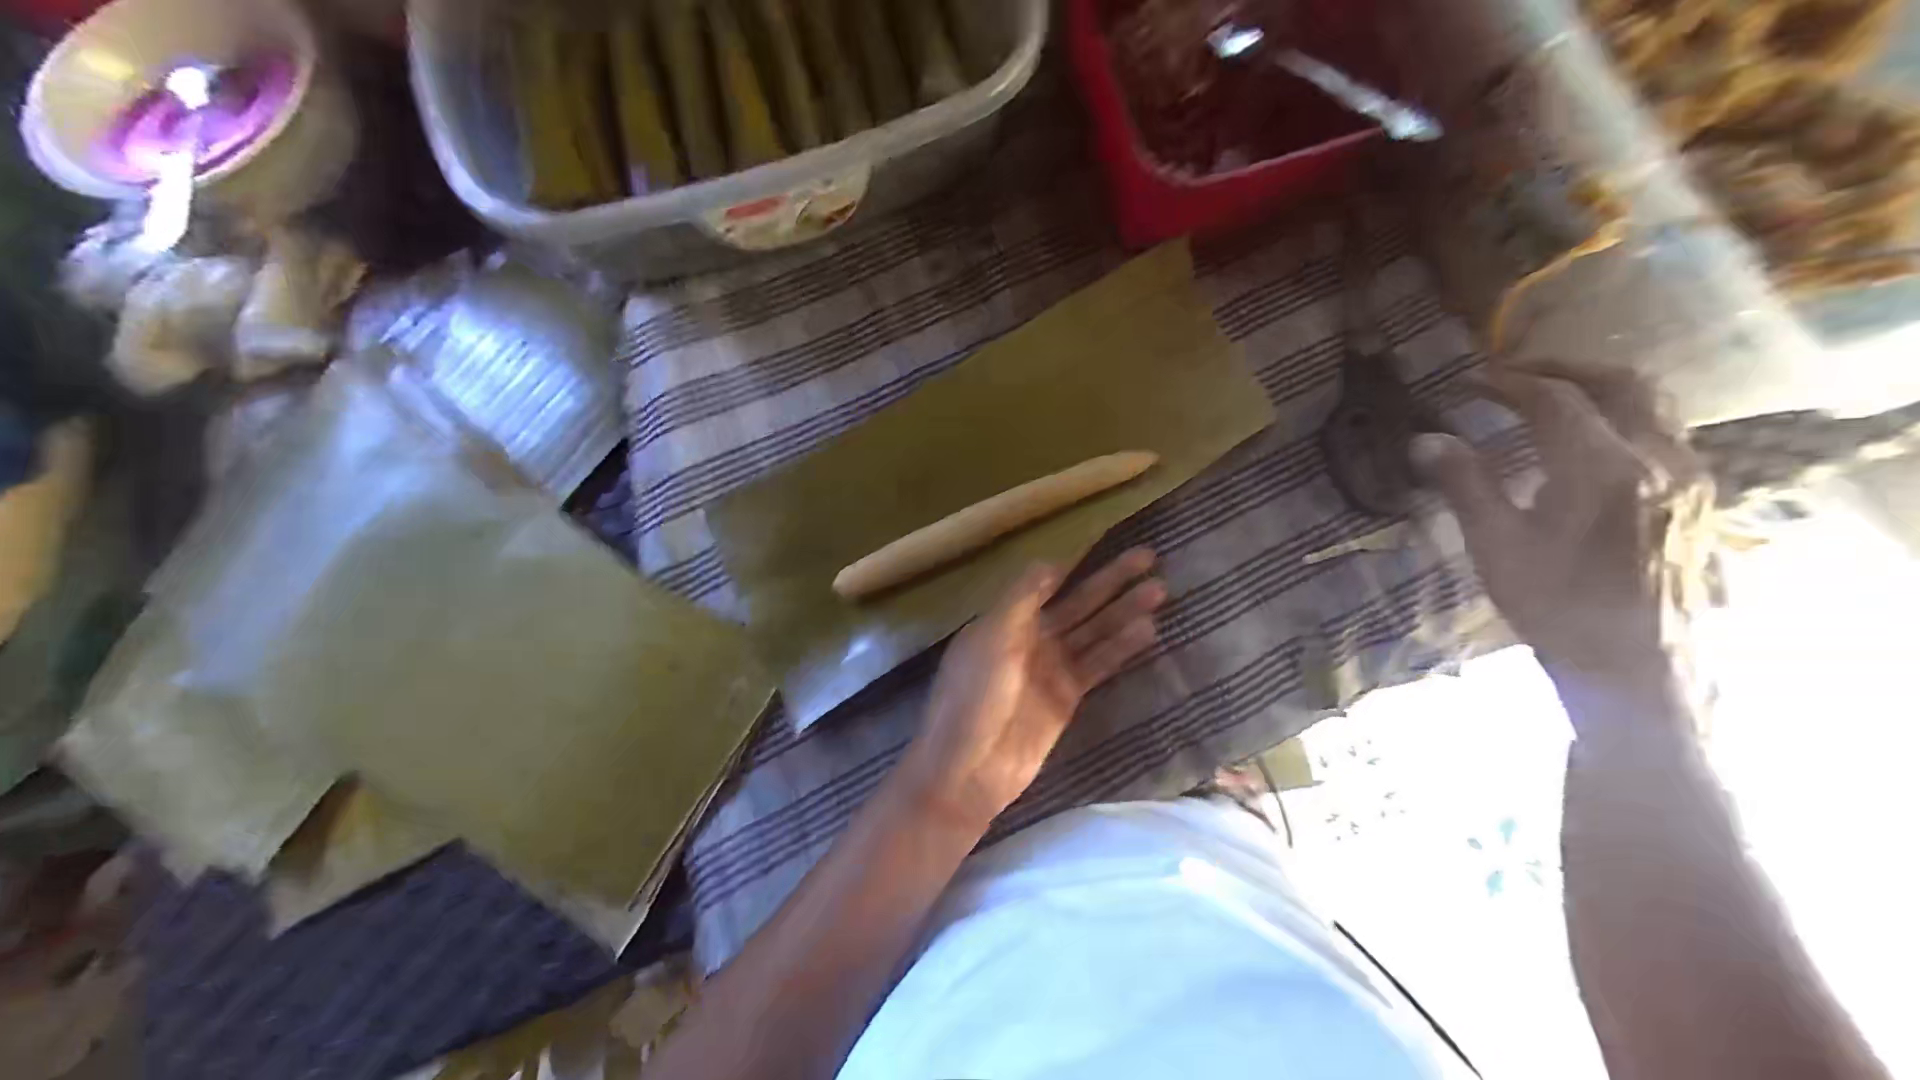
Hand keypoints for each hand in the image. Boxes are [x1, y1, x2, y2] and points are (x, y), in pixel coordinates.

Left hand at [894, 549, 1165, 831]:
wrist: (969, 768)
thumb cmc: (973, 696)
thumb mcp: (991, 638)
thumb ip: (1021, 599)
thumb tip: (1052, 563)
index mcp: (1006, 618)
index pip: (1048, 581)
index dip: (1077, 562)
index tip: (1109, 541)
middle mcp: (1030, 637)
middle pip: (1077, 602)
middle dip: (1110, 580)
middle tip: (1149, 556)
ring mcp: (1050, 667)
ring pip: (1094, 631)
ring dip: (1124, 611)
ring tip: (1159, 590)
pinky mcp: (1067, 696)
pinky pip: (1098, 664)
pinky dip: (1121, 648)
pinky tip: (1147, 630)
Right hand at [1411, 367, 1705, 685]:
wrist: (1635, 663)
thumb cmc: (1555, 604)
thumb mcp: (1496, 545)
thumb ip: (1465, 483)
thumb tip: (1424, 440)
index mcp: (1604, 470)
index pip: (1555, 400)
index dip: (1507, 383)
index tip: (1468, 381)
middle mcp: (1659, 459)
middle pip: (1620, 383)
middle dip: (1561, 370)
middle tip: (1511, 376)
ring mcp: (1689, 476)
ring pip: (1652, 403)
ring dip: (1596, 388)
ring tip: (1548, 398)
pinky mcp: (1697, 496)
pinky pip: (1664, 431)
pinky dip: (1621, 416)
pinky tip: (1586, 440)